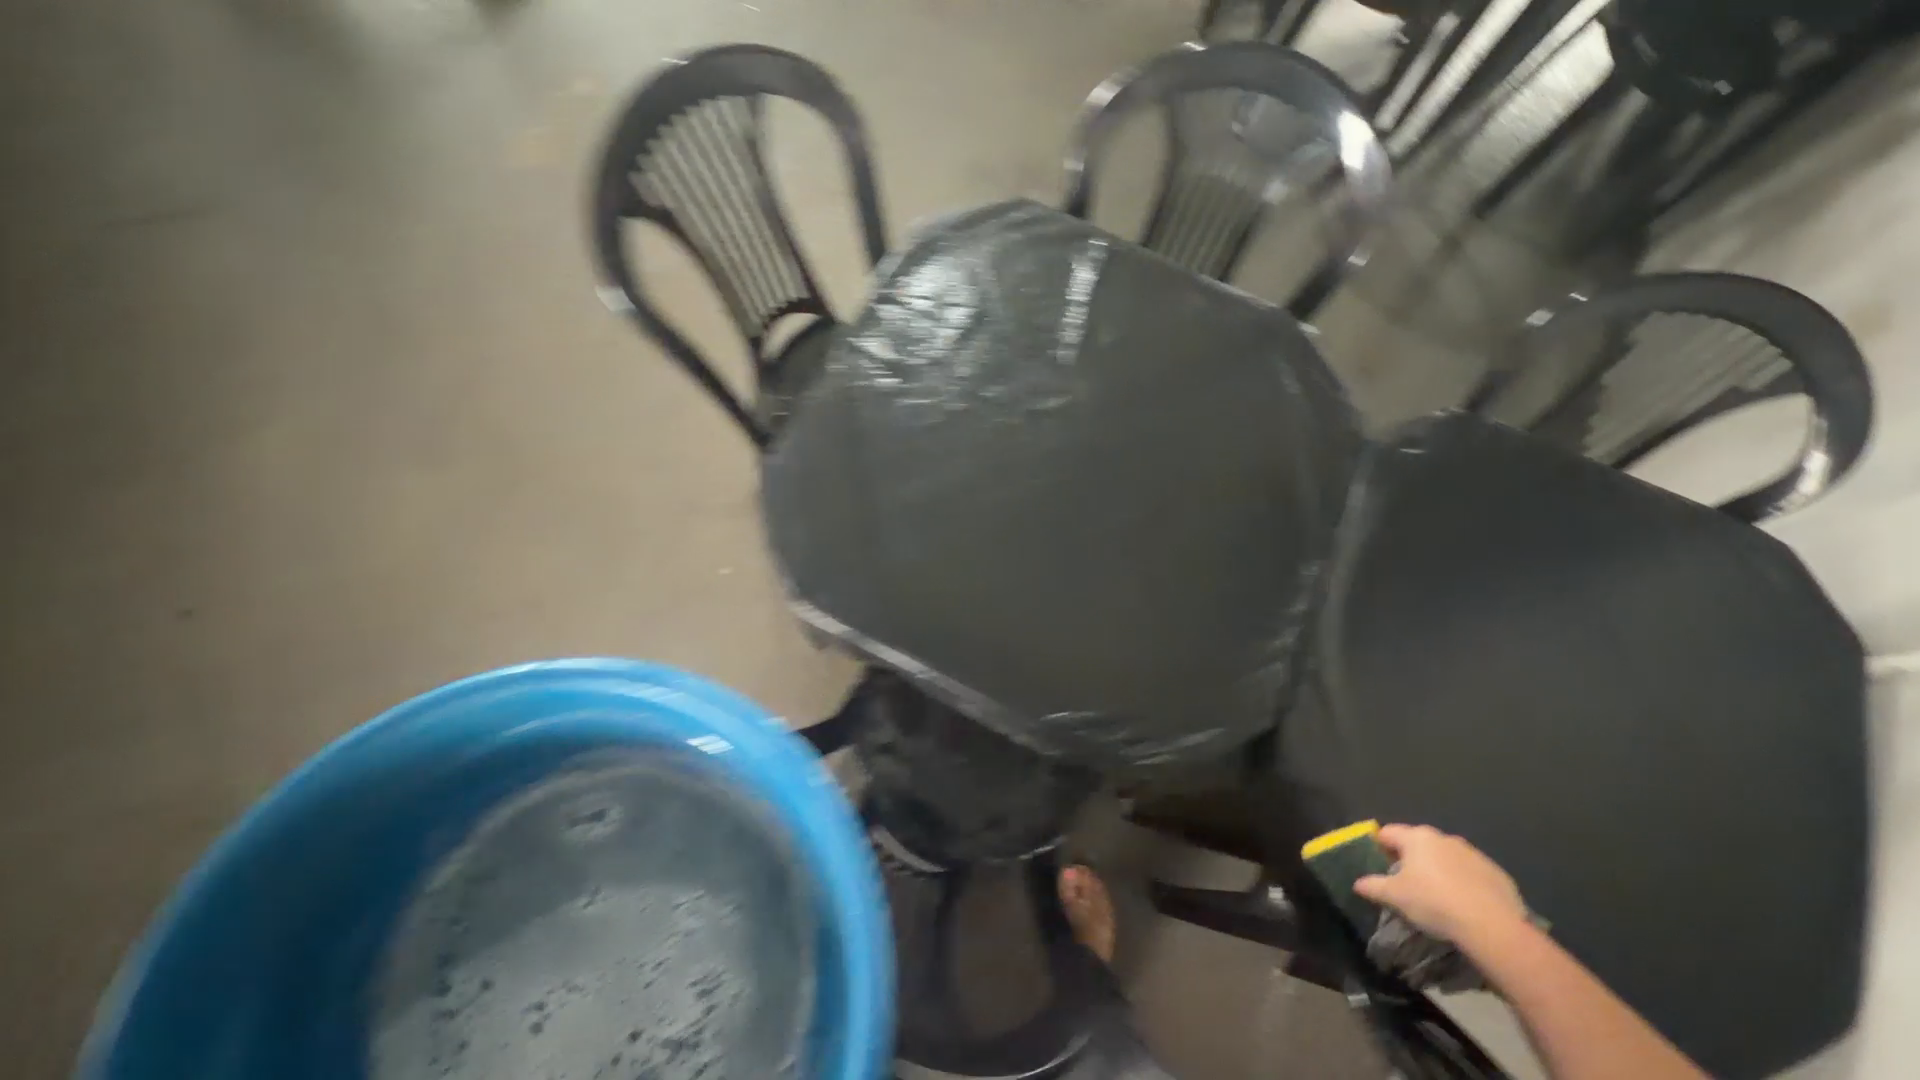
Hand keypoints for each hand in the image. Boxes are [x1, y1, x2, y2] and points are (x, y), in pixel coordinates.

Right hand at [1353, 824, 1527, 943]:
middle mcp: (1444, 838)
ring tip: (1435, 895)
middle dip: (1409, 858)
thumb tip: (1358, 883)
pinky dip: (1462, 882)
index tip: (1376, 863)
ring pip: (1446, 857)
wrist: (1491, 924)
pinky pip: (1470, 873)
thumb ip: (1373, 886)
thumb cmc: (1433, 902)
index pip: (1388, 832)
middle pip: (1418, 843)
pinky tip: (1462, 904)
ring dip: (1438, 869)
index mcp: (1417, 838)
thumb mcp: (1395, 896)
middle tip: (1403, 882)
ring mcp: (1473, 854)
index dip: (1378, 845)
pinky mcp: (1496, 873)